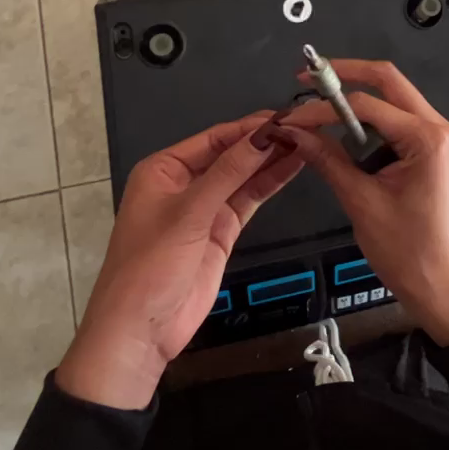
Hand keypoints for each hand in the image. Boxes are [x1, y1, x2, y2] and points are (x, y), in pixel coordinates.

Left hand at [58, 112, 305, 407]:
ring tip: (308, 142)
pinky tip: (293, 167)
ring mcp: (205, 208)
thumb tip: (263, 135)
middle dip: (265, 142)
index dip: (249, 127)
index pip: (214, 138)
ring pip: (244, 176)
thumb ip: (229, 172)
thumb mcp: (189, 214)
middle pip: (232, 154)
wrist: (140, 332)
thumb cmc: (150, 266)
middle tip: (304, 127)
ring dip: (272, 161)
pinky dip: (270, 184)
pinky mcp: (221, 230)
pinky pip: (249, 200)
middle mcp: (185, 183)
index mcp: (164, 170)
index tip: (285, 117)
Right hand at [284, 59, 448, 345]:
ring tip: (318, 110)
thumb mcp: (362, 203)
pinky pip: (395, 122)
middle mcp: (436, 127)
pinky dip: (367, 121)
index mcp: (426, 137)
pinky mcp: (428, 151)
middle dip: (346, 74)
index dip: (324, 105)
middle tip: (308, 77)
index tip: (293, 114)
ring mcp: (435, 138)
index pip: (367, 104)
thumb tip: (296, 133)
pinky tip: (342, 132)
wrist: (443, 287)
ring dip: (356, 99)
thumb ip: (329, 160)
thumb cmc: (409, 251)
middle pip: (387, 81)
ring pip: (391, 99)